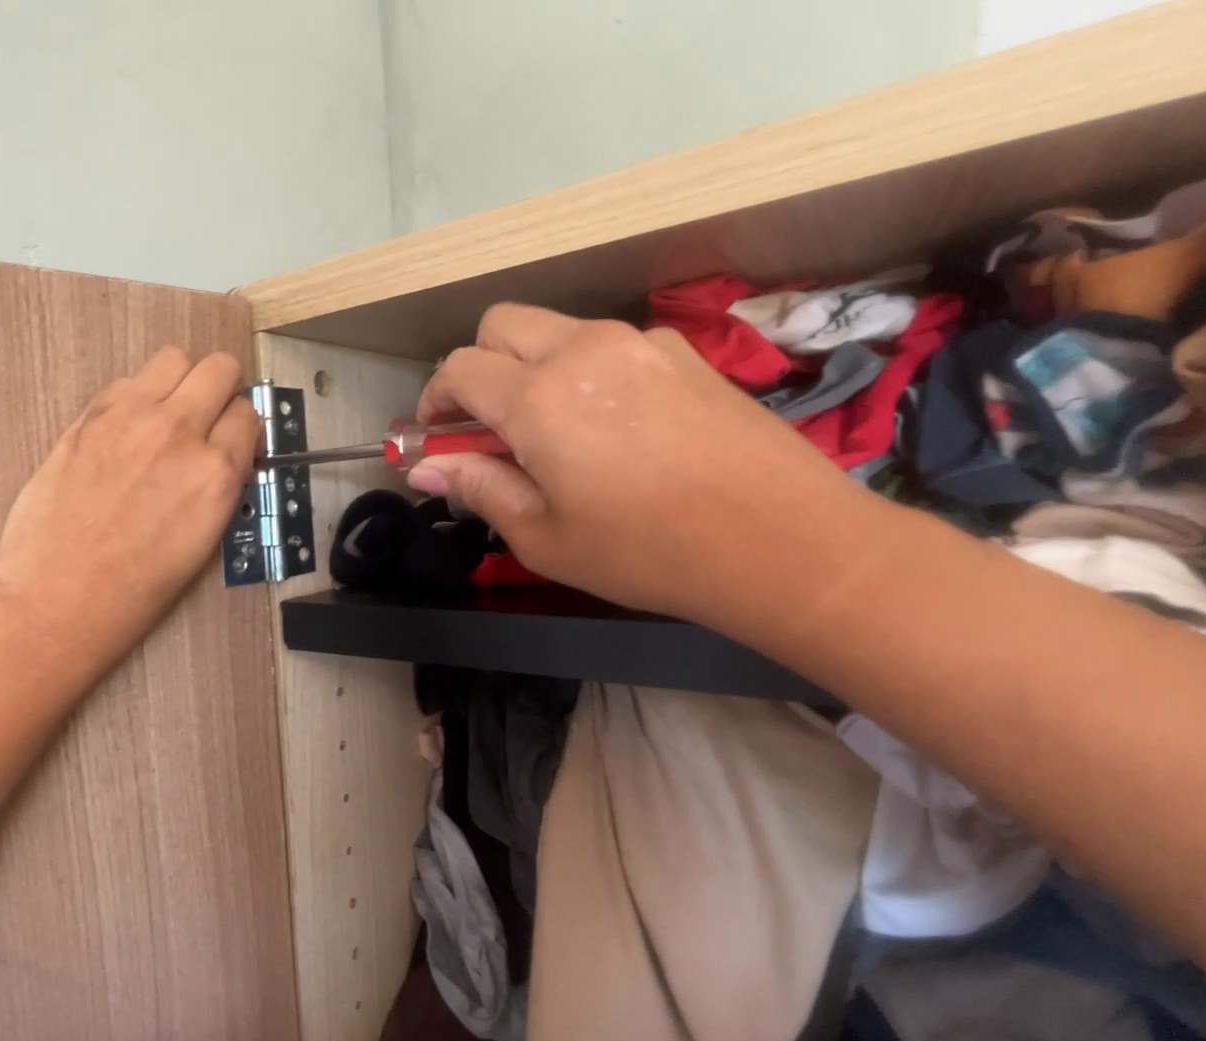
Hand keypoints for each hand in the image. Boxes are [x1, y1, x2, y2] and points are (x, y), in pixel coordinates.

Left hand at [0, 347, 259, 669]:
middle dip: (220, 388)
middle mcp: (179, 433)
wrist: (59, 598)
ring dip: (179, 381)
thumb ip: (219, 485)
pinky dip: (136, 396)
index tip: (231, 438)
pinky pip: (126, 382)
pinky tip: (125, 431)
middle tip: (206, 413)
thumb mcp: (204, 541)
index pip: (248, 414)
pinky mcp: (88, 418)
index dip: (241, 428)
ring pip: (173, 358)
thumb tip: (222, 455)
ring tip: (166, 413)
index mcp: (217, 473)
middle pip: (219, 368)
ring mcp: (130, 418)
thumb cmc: (134, 589)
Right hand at [407, 303, 870, 621]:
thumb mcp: (544, 537)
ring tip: (554, 430)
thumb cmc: (647, 552)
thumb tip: (424, 468)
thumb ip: (478, 489)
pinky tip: (615, 426)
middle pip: (502, 324)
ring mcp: (639, 343)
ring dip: (533, 365)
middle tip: (487, 423)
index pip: (459, 368)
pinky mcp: (683, 352)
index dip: (434, 399)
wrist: (782, 541)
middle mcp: (582, 351)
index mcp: (538, 398)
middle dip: (478, 364)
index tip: (437, 435)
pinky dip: (587, 370)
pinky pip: (610, 344)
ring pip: (558, 329)